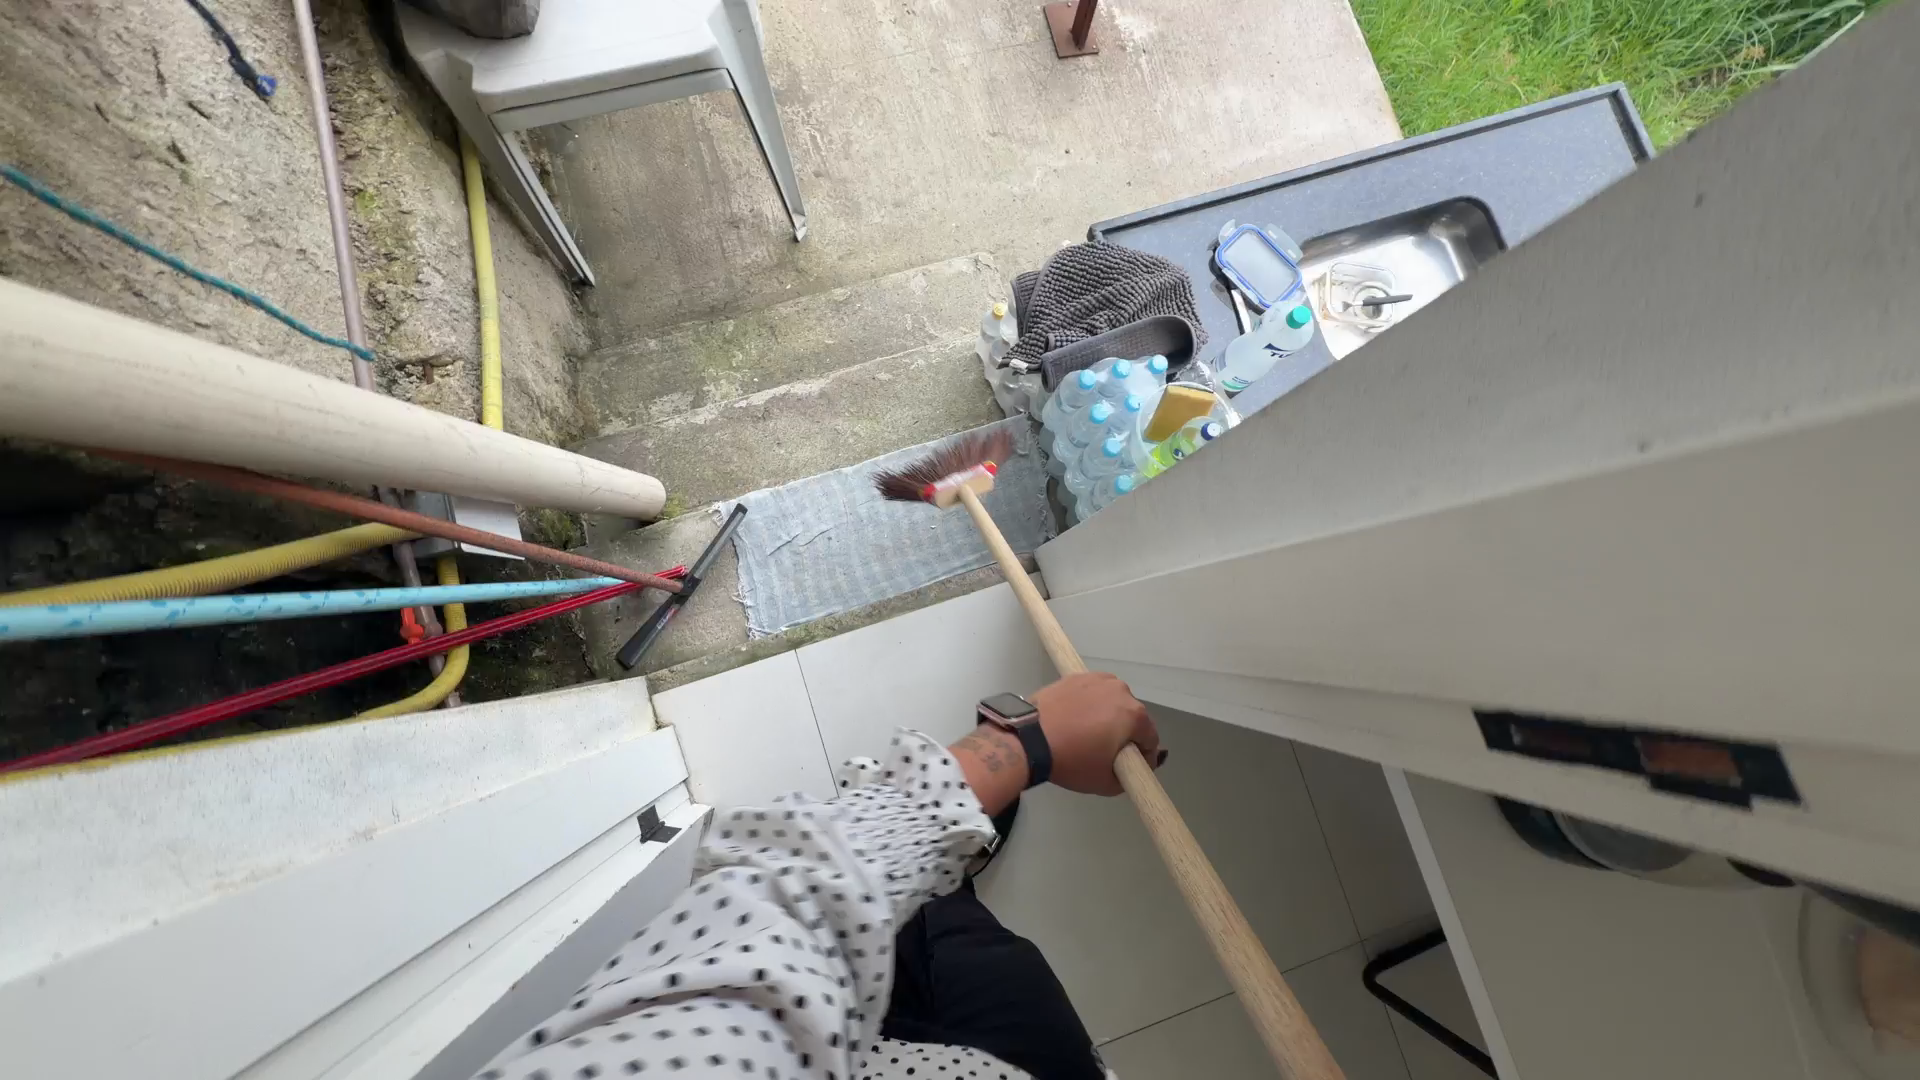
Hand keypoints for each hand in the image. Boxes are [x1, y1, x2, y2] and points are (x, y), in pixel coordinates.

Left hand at [1032, 672, 1161, 795]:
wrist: (1029, 737)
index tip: (1128, 768)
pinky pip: (1092, 693)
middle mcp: (1121, 690)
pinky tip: (1075, 718)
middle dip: (1124, 735)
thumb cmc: (1072, 760)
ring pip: (1112, 702)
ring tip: (1087, 734)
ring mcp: (1097, 679)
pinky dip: (1089, 704)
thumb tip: (1134, 765)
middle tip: (1104, 752)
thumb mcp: (1107, 783)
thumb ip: (1131, 776)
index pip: (1151, 739)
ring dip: (1107, 716)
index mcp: (1134, 715)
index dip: (1143, 757)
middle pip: (1132, 717)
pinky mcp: (1076, 676)